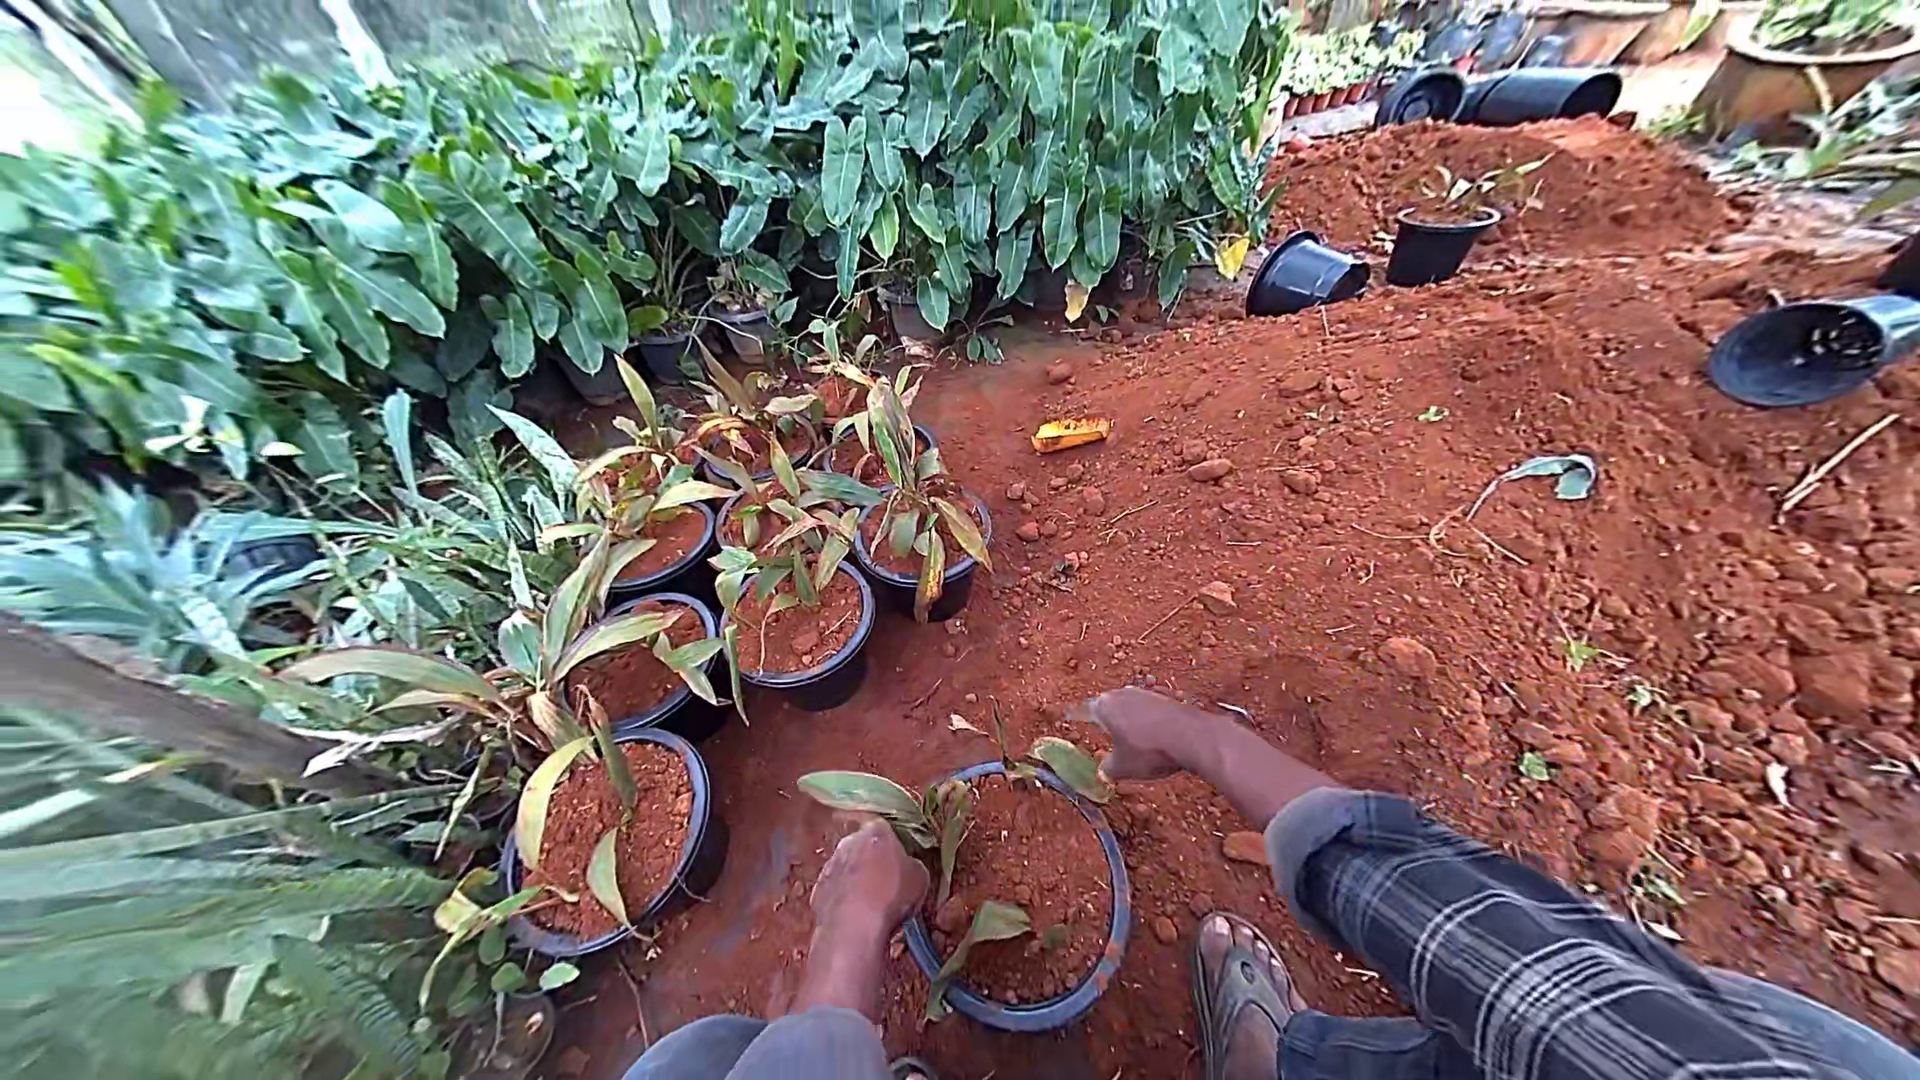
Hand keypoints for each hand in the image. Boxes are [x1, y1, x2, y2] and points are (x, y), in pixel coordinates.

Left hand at [809, 817, 928, 937]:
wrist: (853, 928)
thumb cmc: (891, 896)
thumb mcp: (920, 878)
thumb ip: (912, 865)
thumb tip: (908, 868)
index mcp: (876, 831)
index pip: (881, 825)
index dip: (888, 840)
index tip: (894, 853)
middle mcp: (849, 842)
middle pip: (861, 845)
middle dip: (870, 859)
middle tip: (884, 880)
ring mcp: (830, 866)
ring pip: (846, 868)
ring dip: (855, 880)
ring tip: (869, 903)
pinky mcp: (818, 891)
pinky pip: (834, 891)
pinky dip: (842, 899)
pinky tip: (853, 916)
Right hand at [1072, 687, 1218, 782]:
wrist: (1191, 737)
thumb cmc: (1149, 750)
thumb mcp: (1123, 767)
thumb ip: (1108, 767)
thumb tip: (1103, 770)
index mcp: (1103, 706)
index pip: (1084, 712)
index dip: (1077, 718)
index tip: (1070, 718)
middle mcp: (1121, 694)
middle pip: (1107, 706)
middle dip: (1106, 720)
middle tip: (1105, 736)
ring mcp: (1145, 693)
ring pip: (1130, 706)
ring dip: (1129, 720)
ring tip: (1133, 740)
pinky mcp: (1165, 698)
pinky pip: (1149, 710)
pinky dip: (1148, 721)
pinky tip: (1155, 737)